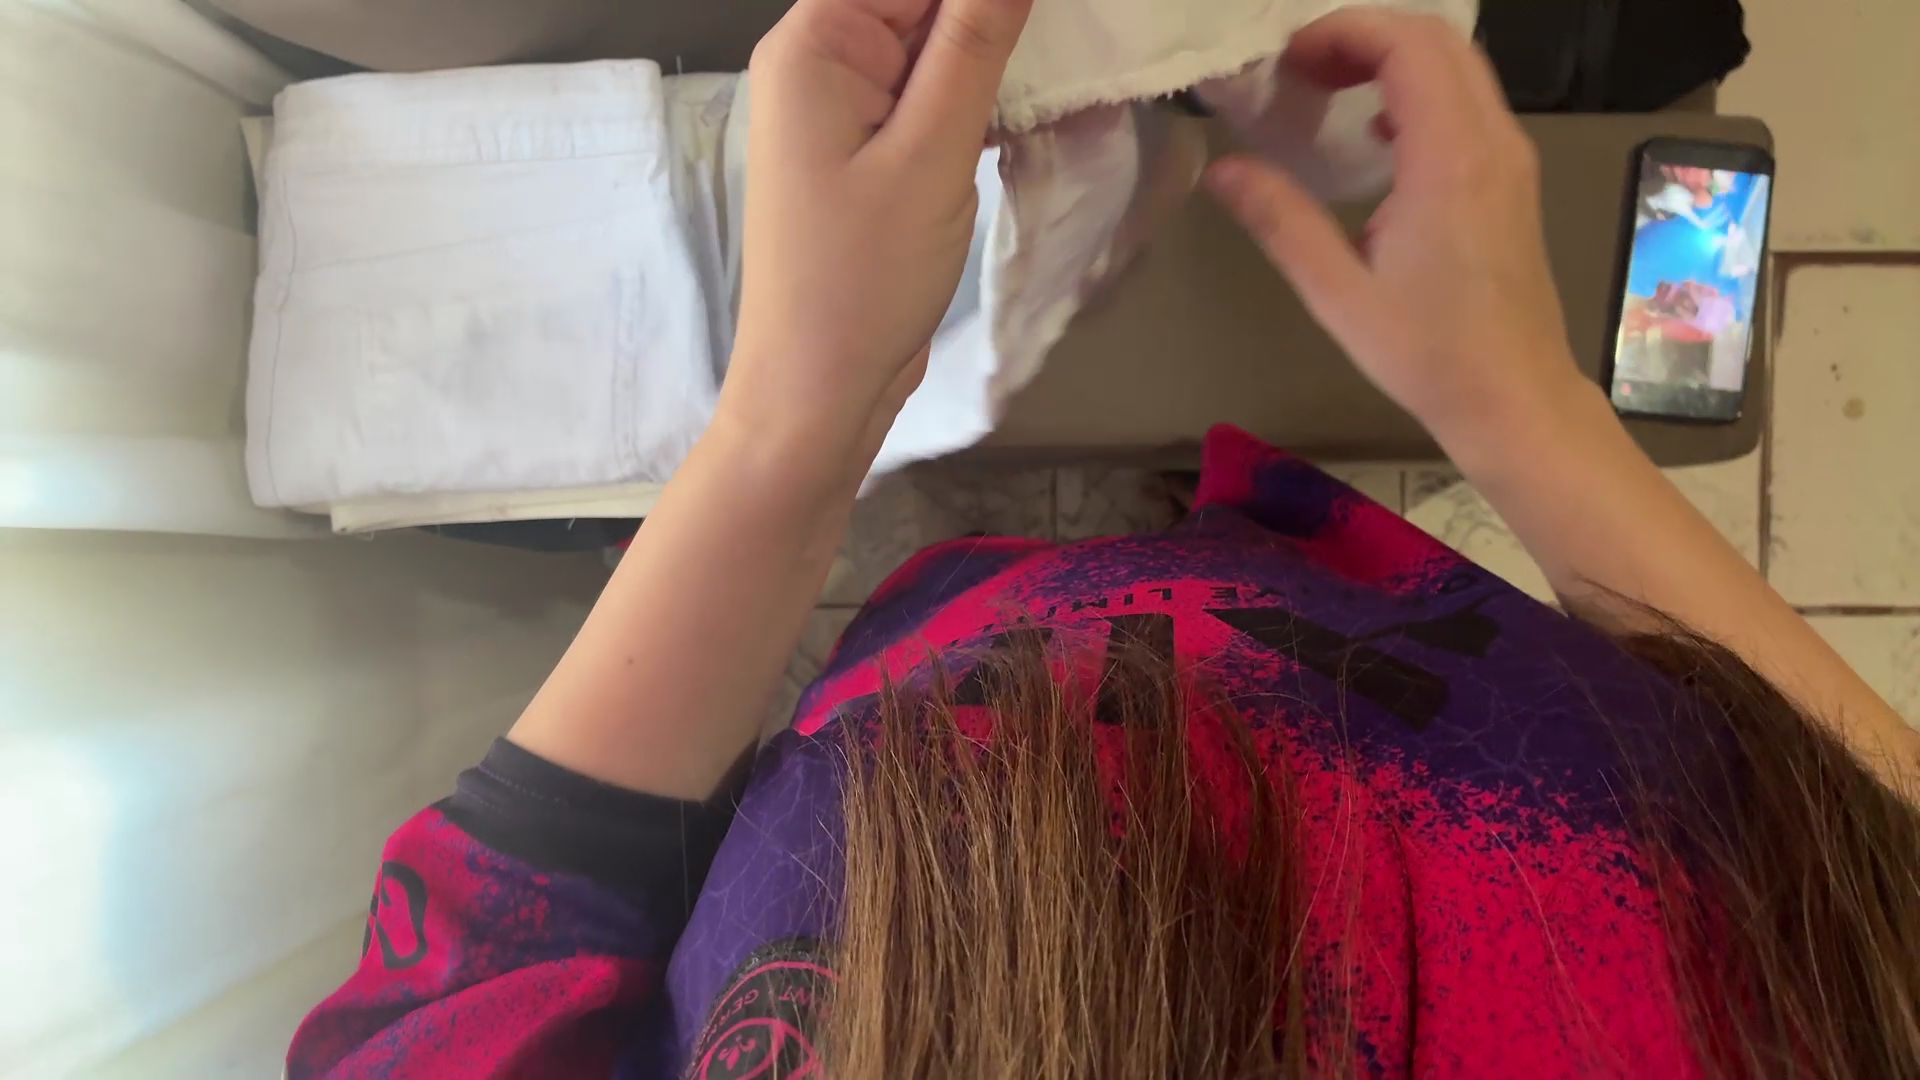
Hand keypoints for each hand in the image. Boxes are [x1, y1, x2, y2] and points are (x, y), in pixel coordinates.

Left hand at [722, 0, 1034, 471]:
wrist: (821, 389)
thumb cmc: (865, 278)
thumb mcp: (929, 155)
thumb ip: (972, 42)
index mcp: (816, 43)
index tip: (1055, 18)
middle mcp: (820, 69)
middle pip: (920, 8)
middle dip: (995, 24)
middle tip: (1076, 43)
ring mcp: (843, 125)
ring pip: (930, 64)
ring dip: (993, 70)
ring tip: (1063, 84)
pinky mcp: (869, 171)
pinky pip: (925, 117)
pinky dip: (974, 115)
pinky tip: (1025, 122)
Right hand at [1203, 9, 1590, 450]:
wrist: (1507, 392)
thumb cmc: (1421, 349)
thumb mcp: (1336, 289)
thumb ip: (1280, 220)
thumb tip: (1220, 170)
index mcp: (1450, 157)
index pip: (1408, 45)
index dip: (1343, 33)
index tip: (1284, 62)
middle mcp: (1493, 139)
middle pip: (1438, 42)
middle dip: (1363, 38)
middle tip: (1296, 73)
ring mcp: (1509, 158)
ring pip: (1457, 70)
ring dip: (1390, 63)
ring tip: (1327, 94)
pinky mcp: (1509, 181)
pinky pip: (1467, 106)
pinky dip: (1416, 96)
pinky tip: (1377, 139)